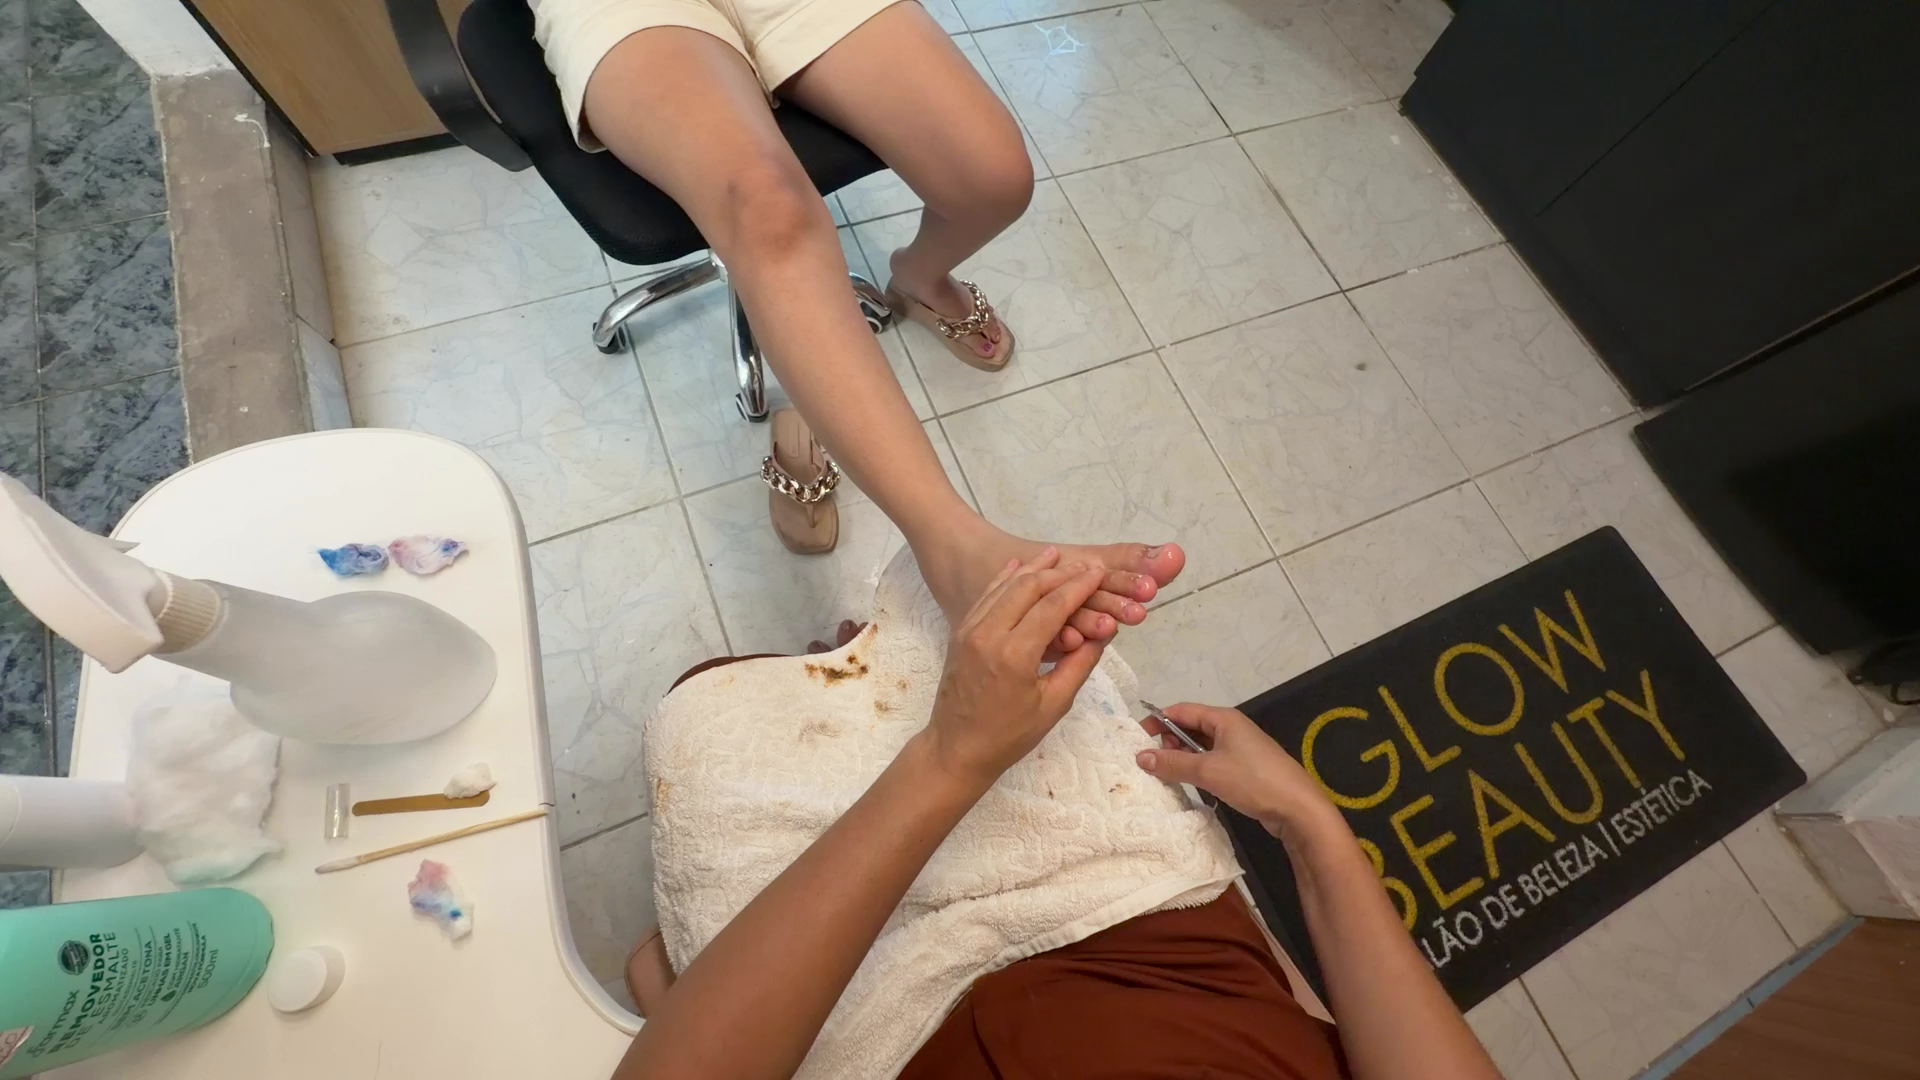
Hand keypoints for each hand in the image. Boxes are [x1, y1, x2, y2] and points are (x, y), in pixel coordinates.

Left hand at [921, 549, 1107, 789]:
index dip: (1078, 586)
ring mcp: (970, 630)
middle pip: (1028, 587)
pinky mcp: (961, 631)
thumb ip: (1080, 664)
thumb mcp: (1053, 705)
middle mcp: (989, 634)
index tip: (1098, 573)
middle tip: (1083, 565)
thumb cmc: (1009, 735)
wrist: (956, 747)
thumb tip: (1104, 631)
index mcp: (1014, 655)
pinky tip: (1018, 566)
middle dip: (1058, 573)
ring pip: (1004, 586)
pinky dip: (1004, 579)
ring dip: (1032, 568)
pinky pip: (986, 596)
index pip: (1052, 606)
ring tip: (1055, 554)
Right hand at [1134, 703, 1336, 835]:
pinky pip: (1213, 761)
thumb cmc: (1254, 781)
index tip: (1137, 739)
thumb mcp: (1208, 771)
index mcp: (1223, 718)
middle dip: (1169, 742)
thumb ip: (1172, 763)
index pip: (1180, 710)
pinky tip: (1190, 784)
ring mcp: (1240, 748)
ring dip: (1183, 757)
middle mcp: (1231, 728)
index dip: (1157, 721)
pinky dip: (1198, 768)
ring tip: (1168, 774)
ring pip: (1201, 746)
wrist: (1300, 810)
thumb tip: (1140, 756)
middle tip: (1154, 762)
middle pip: (1190, 727)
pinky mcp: (1246, 768)